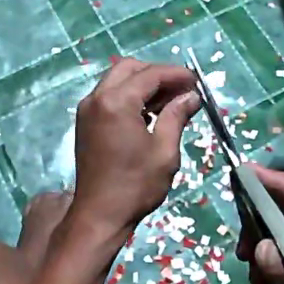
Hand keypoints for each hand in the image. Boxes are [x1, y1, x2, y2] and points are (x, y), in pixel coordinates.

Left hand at [66, 58, 201, 240]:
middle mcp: (97, 98)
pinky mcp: (86, 122)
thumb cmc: (136, 185)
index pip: (150, 75)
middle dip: (158, 74)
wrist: (100, 215)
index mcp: (116, 103)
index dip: (176, 75)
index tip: (197, 82)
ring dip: (144, 84)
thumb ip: (176, 116)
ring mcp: (88, 110)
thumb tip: (192, 97)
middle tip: (182, 89)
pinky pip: (110, 95)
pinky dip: (130, 95)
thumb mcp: (164, 150)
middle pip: (130, 69)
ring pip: (117, 80)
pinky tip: (150, 112)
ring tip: (171, 101)